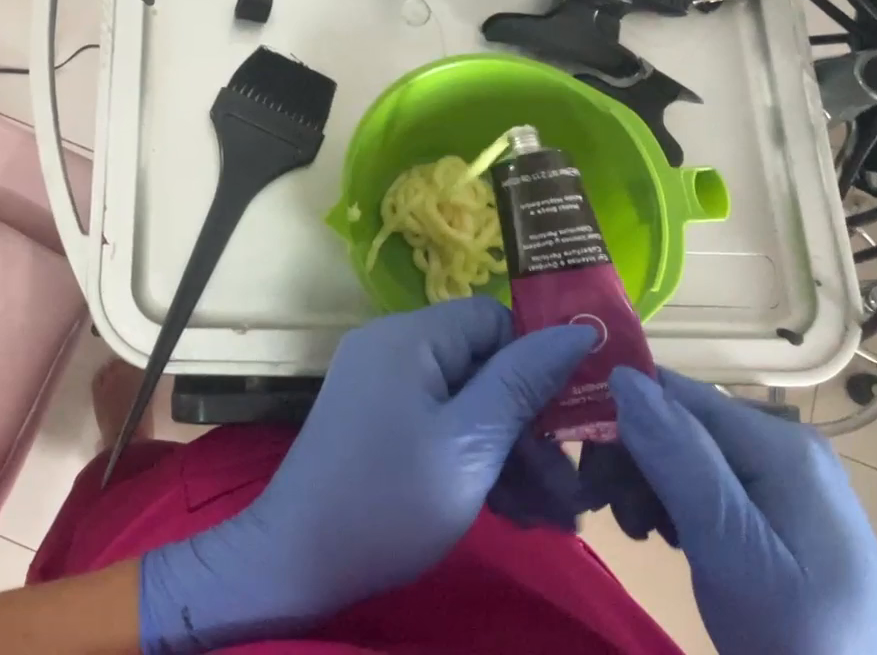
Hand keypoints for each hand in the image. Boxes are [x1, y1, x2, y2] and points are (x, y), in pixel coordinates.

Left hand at [139, 300, 595, 652]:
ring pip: (466, 402)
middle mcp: (391, 347)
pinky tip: (513, 513)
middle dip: (531, 427)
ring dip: (511, 454)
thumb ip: (523, 382)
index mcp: (409, 336)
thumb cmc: (390, 499)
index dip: (537, 361)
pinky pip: (439, 423)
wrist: (298, 558)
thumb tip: (578, 329)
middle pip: (482, 366)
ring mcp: (380, 385)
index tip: (575, 417)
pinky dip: (475, 460)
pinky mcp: (376, 420)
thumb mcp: (470, 443)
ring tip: (551, 517)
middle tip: (571, 493)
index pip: (493, 319)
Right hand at [591, 367, 876, 654]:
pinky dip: (668, 499)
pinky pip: (701, 475)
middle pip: (670, 417)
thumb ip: (682, 463)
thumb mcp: (734, 554)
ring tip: (635, 533)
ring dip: (640, 482)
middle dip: (624, 457)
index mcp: (776, 441)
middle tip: (605, 513)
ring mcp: (782, 472)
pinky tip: (665, 537)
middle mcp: (780, 440)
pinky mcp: (777, 503)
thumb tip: (622, 377)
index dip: (611, 418)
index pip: (664, 390)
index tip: (583, 472)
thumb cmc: (808, 641)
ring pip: (678, 446)